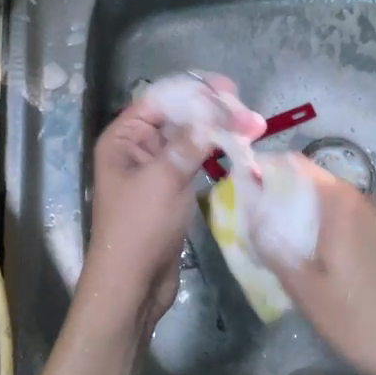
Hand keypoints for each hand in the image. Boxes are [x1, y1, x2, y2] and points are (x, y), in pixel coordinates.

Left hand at [83, 75, 254, 332]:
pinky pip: (193, 160)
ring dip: (217, 131)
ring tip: (251, 127)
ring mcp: (154, 169)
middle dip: (212, 111)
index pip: (161, 100)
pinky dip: (214, 152)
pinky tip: (238, 148)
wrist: (132, 285)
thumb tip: (220, 112)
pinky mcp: (170, 189)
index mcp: (124, 138)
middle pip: (177, 116)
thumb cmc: (139, 226)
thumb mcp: (165, 178)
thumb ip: (191, 141)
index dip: (195, 91)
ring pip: (189, 138)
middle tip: (247, 112)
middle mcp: (136, 148)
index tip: (230, 89)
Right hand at [261, 156, 375, 374]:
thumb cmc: (362, 320)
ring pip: (327, 204)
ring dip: (300, 218)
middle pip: (310, 183)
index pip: (294, 164)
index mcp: (341, 202)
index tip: (237, 190)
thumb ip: (273, 246)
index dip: (262, 170)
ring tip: (275, 246)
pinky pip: (344, 221)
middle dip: (278, 199)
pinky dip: (322, 231)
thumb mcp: (307, 289)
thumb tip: (248, 213)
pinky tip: (311, 262)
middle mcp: (361, 199)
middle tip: (250, 225)